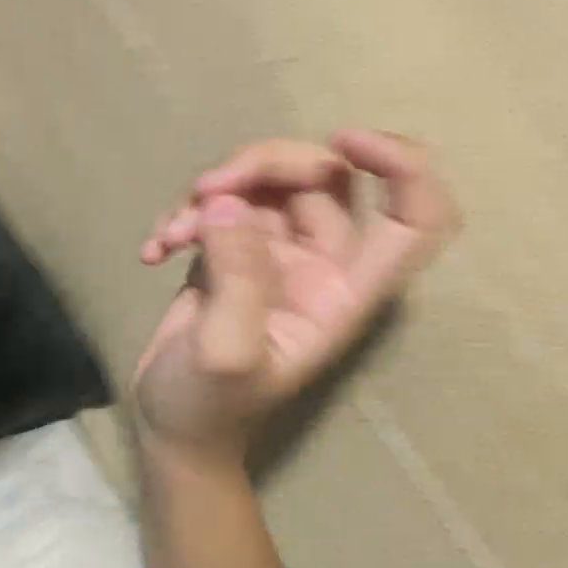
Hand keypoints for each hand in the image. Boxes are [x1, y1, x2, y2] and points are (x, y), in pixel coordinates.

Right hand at [132, 130, 458, 464]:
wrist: (171, 425)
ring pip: (265, 185)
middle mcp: (319, 266)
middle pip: (322, 179)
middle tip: (206, 191)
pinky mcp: (227, 254)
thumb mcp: (225, 353)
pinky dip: (181, 217)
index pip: (415, 218)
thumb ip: (237, 280)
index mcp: (344, 293)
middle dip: (264, 168)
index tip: (344, 141)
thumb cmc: (209, 405)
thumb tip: (227, 205)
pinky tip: (153, 251)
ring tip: (170, 234)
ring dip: (211, 193)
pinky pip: (217, 208)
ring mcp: (272, 257)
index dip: (402, 167)